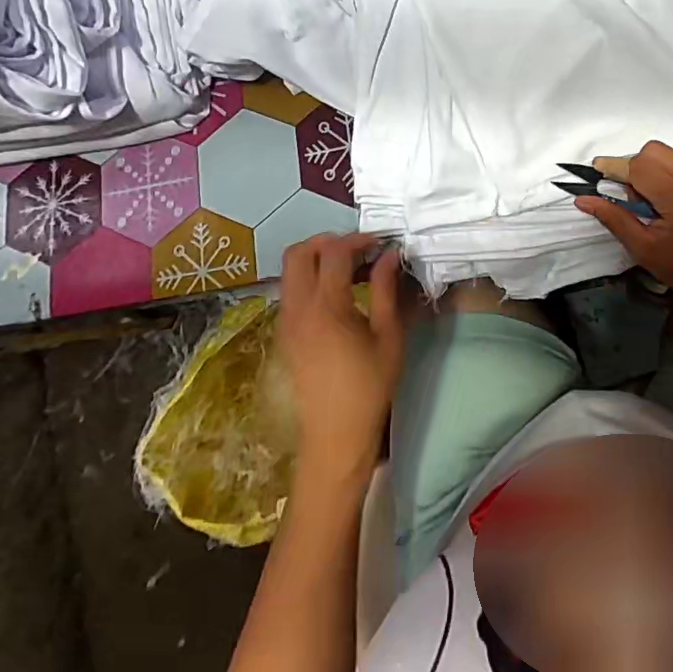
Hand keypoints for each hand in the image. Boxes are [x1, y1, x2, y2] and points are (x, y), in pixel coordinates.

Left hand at [276, 232, 405, 480]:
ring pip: (289, 269)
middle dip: (327, 241)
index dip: (357, 239)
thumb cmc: (370, 386)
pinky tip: (335, 293)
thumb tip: (389, 255)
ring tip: (348, 269)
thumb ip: (386, 289)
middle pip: (299, 251)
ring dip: (315, 258)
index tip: (379, 242)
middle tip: (357, 249)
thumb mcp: (388, 336)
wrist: (335, 432)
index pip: (334, 252)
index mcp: (326, 306)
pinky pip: (290, 289)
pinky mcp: (284, 331)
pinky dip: (308, 278)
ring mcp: (286, 318)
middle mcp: (298, 306)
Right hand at [574, 141, 672, 316]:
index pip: (641, 167)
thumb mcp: (644, 250)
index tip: (598, 169)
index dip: (616, 167)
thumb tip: (583, 199)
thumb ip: (613, 218)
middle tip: (633, 197)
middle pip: (656, 152)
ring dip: (657, 175)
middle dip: (636, 168)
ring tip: (660, 207)